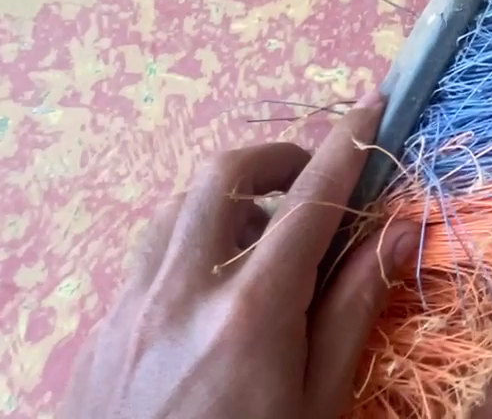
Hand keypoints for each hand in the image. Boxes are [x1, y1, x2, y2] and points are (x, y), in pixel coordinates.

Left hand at [63, 89, 419, 418]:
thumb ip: (354, 307)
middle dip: (277, 156)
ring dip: (227, 201)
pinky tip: (211, 298)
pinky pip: (144, 261)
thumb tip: (399, 229)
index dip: (349, 142)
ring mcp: (125, 316)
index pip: (312, 197)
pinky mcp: (92, 342)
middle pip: (223, 175)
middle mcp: (180, 295)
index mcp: (249, 311)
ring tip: (260, 241)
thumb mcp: (320, 404)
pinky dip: (190, 247)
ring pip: (174, 211)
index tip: (372, 103)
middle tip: (310, 180)